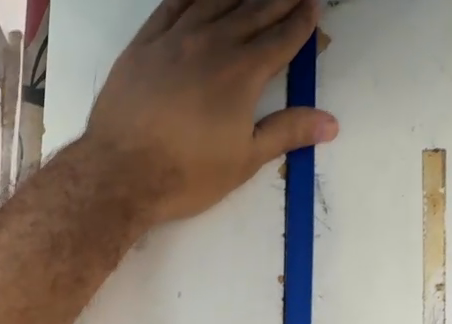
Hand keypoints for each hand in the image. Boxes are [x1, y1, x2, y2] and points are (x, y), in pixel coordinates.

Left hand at [84, 0, 337, 225]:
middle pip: (254, 11)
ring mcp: (175, 39)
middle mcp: (213, 45)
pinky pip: (173, 4)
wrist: (120, 174)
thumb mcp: (243, 162)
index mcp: (243, 74)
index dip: (302, 24)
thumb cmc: (185, 176)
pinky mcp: (143, 44)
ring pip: (216, 0)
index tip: (314, 9)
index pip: (282, 39)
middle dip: (280, 0)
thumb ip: (287, 133)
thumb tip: (330, 124)